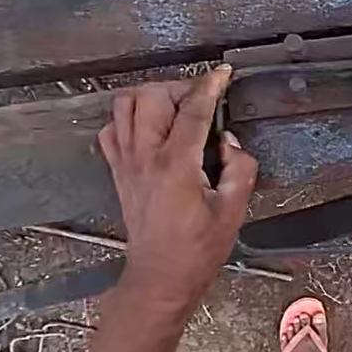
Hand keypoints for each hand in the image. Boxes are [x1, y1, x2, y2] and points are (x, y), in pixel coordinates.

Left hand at [98, 65, 258, 310]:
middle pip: (151, 96)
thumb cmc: (196, 250)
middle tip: (200, 99)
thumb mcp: (233, 211)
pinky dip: (127, 118)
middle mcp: (145, 158)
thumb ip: (239, 169)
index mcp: (176, 165)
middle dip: (179, 88)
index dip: (210, 85)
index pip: (193, 109)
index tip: (222, 74)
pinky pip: (112, 130)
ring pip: (124, 105)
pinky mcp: (118, 172)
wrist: (161, 276)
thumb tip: (231, 143)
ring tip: (174, 108)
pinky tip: (148, 128)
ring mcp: (127, 163)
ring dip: (150, 97)